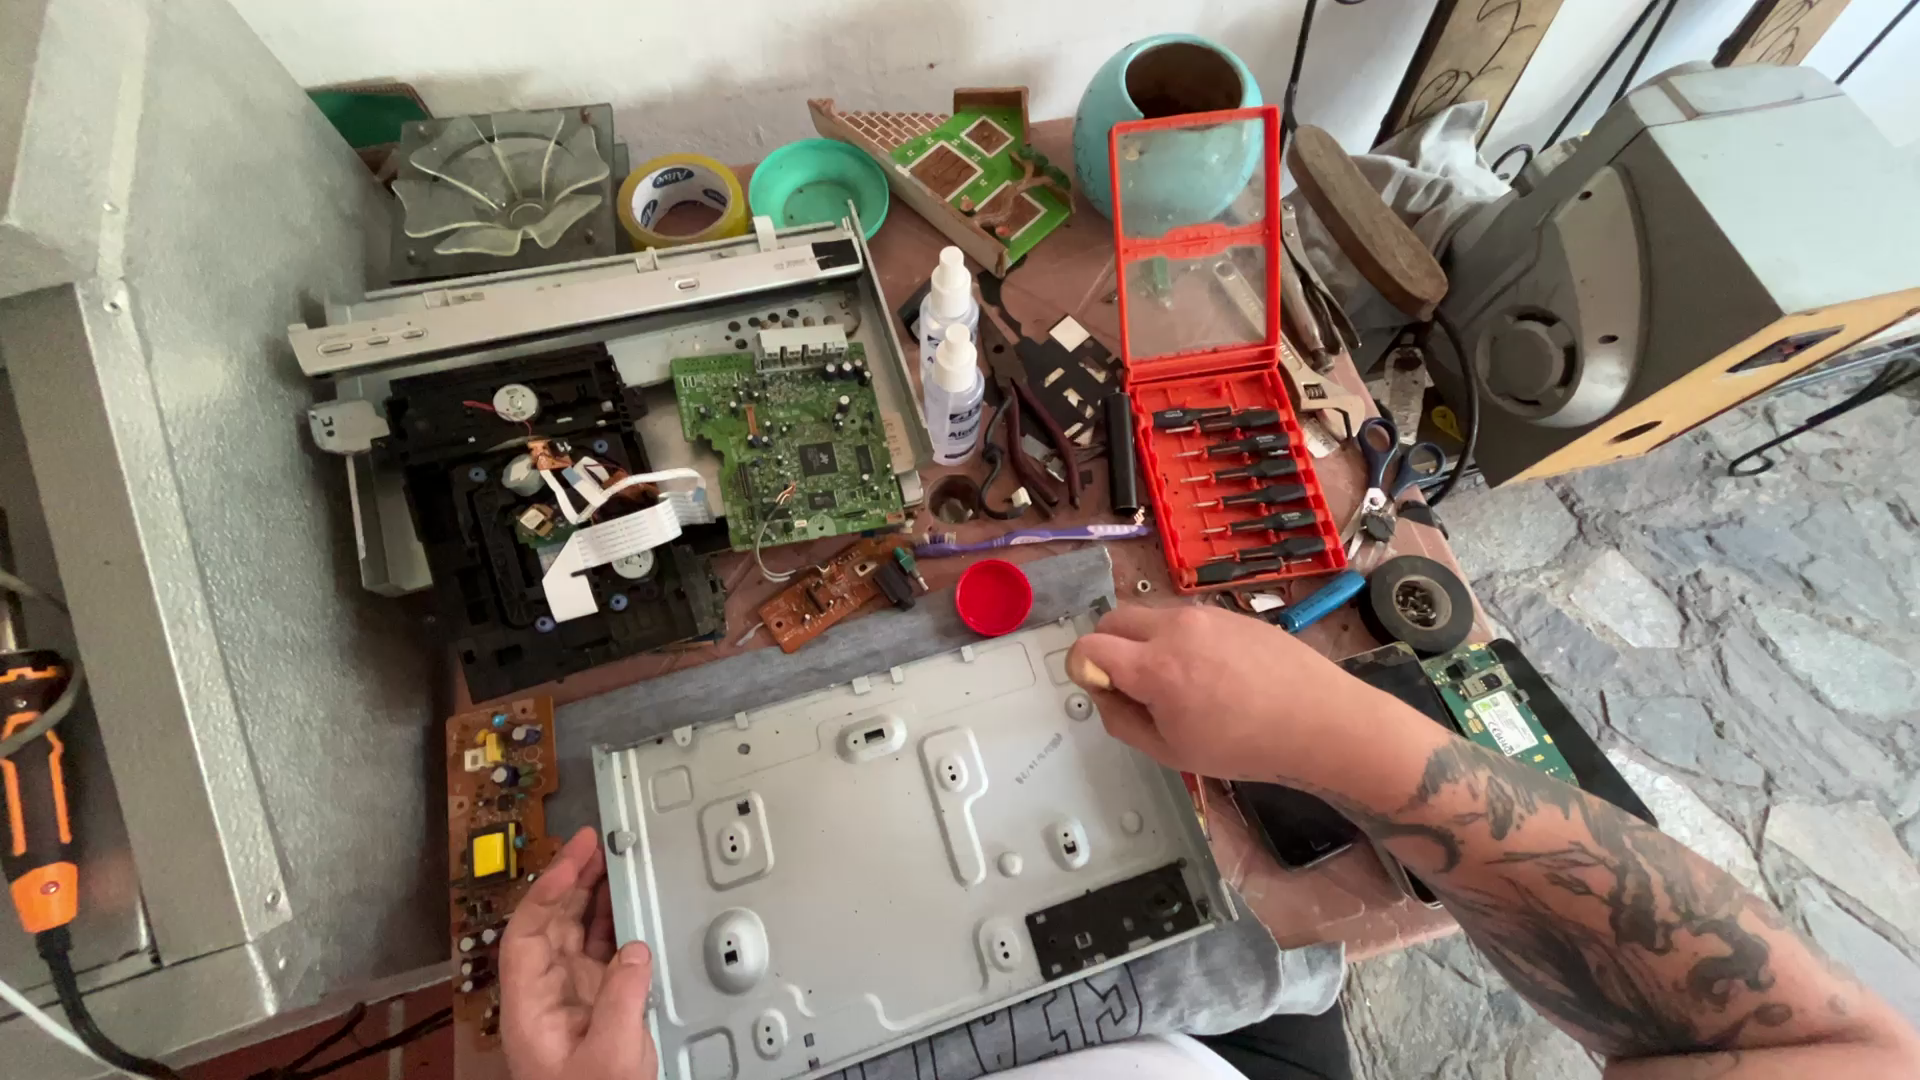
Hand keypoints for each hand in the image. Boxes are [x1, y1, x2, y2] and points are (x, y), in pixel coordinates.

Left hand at [501, 827, 659, 1079]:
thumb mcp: (609, 1056)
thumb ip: (622, 997)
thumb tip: (635, 948)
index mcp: (531, 1009)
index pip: (527, 934)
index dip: (546, 890)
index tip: (573, 857)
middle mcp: (547, 997)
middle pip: (551, 924)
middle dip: (571, 880)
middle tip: (595, 844)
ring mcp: (573, 998)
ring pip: (576, 931)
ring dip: (593, 894)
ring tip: (612, 861)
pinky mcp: (599, 1002)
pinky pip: (603, 947)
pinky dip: (615, 918)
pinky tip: (627, 901)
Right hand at [1065, 604, 1390, 783]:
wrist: (1322, 721)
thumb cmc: (1246, 746)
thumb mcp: (1171, 751)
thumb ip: (1121, 720)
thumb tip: (1103, 693)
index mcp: (1155, 667)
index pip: (1087, 647)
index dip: (1082, 669)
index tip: (1102, 689)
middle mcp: (1174, 628)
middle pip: (1112, 619)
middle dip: (1107, 647)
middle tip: (1130, 683)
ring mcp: (1203, 614)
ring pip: (1147, 616)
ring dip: (1142, 641)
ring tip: (1176, 680)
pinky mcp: (1226, 612)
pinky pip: (1182, 617)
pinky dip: (1175, 637)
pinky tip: (1208, 670)